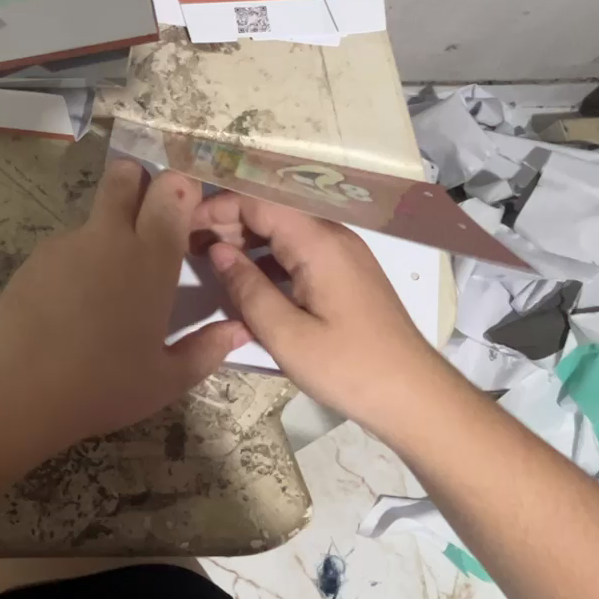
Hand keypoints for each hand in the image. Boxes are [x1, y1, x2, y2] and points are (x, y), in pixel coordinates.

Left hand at [0, 160, 251, 449]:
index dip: (180, 189)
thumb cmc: (103, 386)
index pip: (172, 192)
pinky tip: (68, 304)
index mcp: (151, 258)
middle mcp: (109, 237)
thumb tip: (239, 331)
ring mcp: (66, 244)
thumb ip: (207, 349)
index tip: (184, 210)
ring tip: (101, 288)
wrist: (19, 391)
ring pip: (93, 217)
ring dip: (104, 234)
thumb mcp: (166, 380)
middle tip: (143, 215)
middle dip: (137, 181)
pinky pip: (65, 247)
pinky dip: (74, 263)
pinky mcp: (34, 258)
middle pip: (124, 177)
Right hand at [191, 193, 456, 427]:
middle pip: (272, 210)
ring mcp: (343, 254)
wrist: (415, 397)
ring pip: (284, 230)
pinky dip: (267, 257)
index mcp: (318, 243)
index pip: (258, 201)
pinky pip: (298, 250)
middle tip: (188, 246)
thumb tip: (217, 250)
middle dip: (227, 221)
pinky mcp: (346, 273)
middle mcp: (333, 236)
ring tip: (210, 261)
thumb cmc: (348, 367)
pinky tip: (246, 280)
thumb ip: (246, 286)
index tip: (184, 226)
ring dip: (246, 239)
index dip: (217, 207)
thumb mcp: (284, 334)